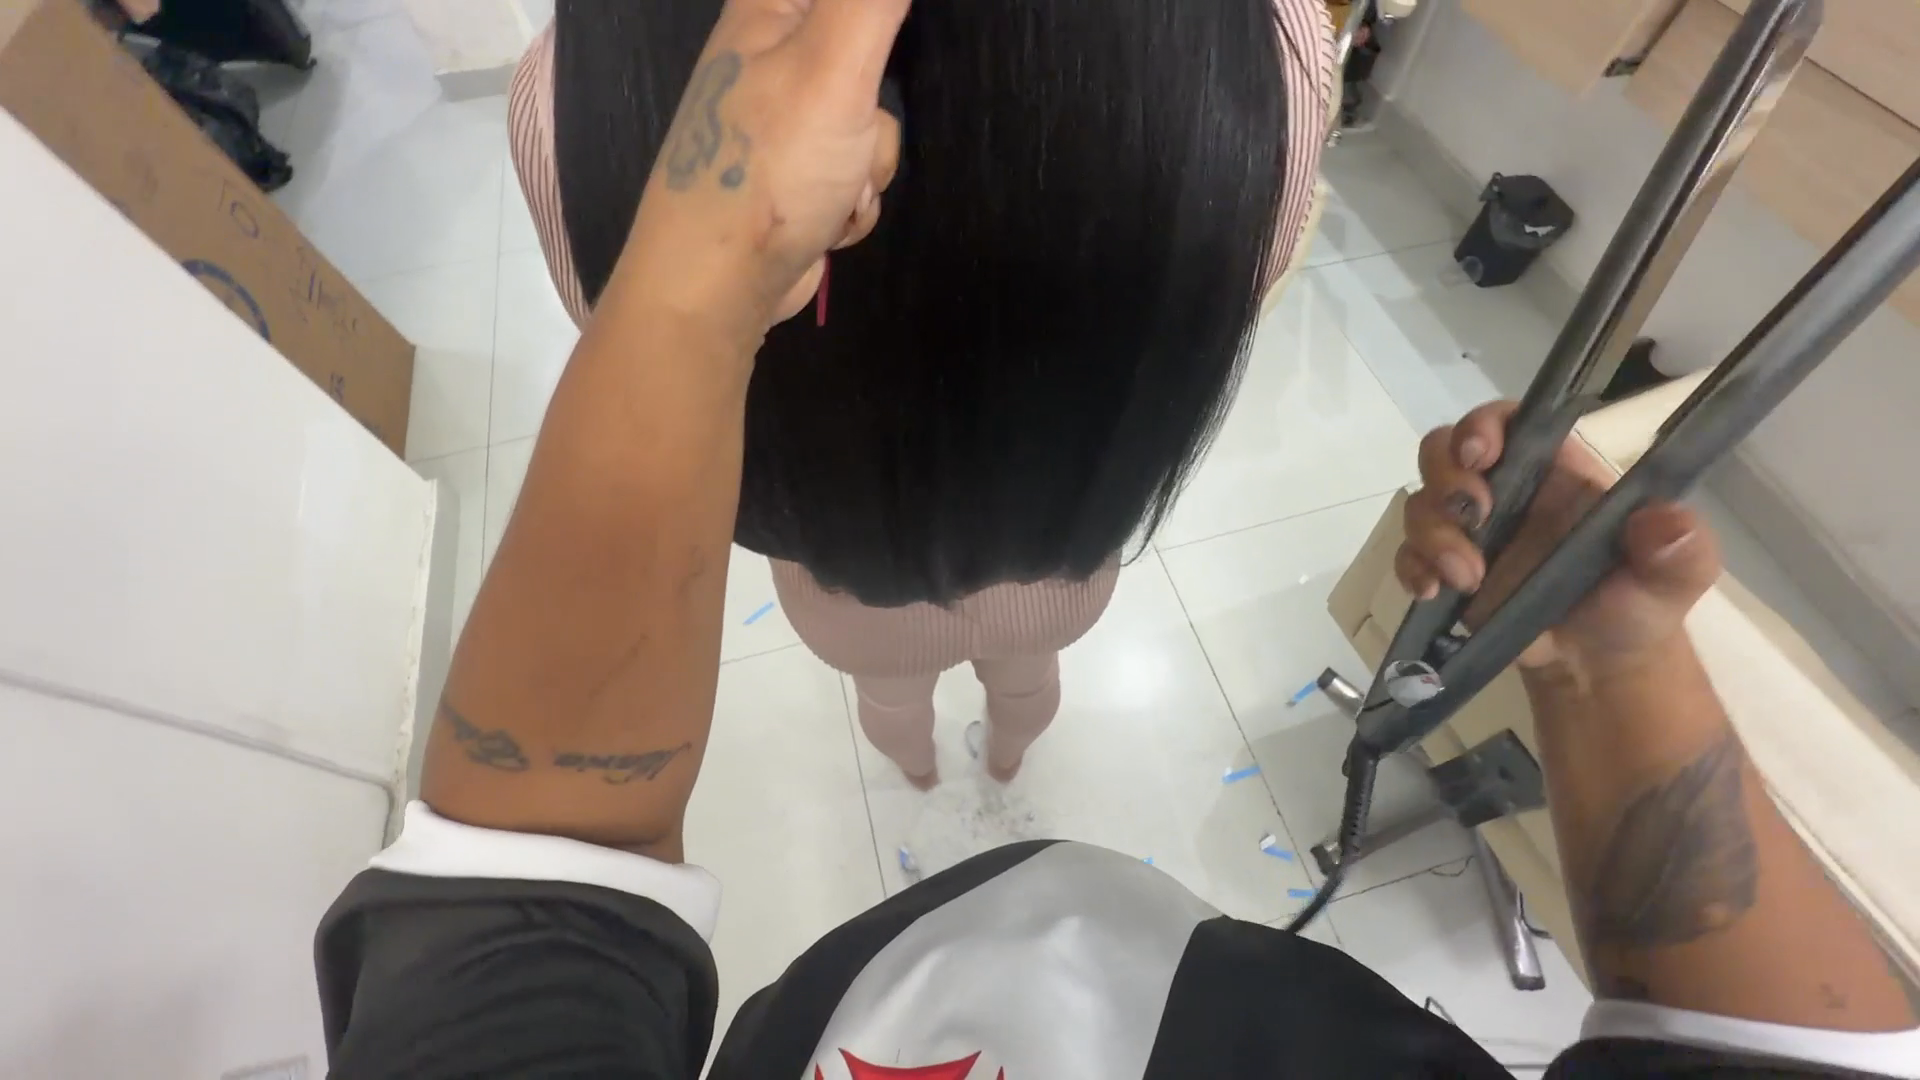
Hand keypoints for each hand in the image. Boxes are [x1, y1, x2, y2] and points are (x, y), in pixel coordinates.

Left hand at [616, 0, 907, 332]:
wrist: (724, 281)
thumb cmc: (771, 167)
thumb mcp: (834, 63)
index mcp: (769, 10)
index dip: (874, 21)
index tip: (872, 62)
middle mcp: (774, 62)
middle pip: (871, 59)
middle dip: (877, 113)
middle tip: (853, 131)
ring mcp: (786, 130)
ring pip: (871, 130)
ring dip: (868, 170)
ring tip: (835, 193)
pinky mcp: (796, 184)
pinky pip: (855, 179)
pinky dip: (852, 206)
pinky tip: (829, 223)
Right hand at [1397, 401, 1723, 677]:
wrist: (1591, 663)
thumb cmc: (1635, 606)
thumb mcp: (1675, 578)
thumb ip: (1680, 548)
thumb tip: (1662, 520)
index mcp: (1553, 472)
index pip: (1507, 421)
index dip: (1482, 426)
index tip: (1481, 456)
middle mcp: (1501, 490)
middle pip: (1442, 451)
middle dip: (1446, 480)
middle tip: (1473, 520)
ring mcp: (1464, 529)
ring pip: (1420, 503)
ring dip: (1434, 537)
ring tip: (1467, 580)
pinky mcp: (1440, 566)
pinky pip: (1405, 553)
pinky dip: (1411, 569)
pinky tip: (1433, 593)